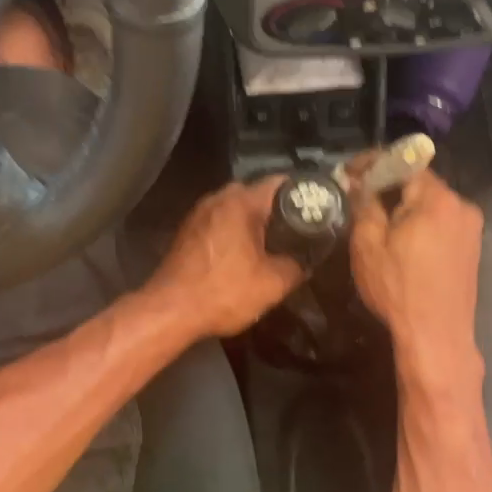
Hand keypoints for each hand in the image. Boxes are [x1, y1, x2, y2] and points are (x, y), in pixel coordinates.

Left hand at [146, 177, 306, 337]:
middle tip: (302, 230)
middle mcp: (218, 197)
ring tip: (278, 243)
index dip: (304, 194)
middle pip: (258, 194)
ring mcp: (200, 211)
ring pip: (238, 207)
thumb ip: (297, 266)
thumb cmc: (223, 291)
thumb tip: (307, 259)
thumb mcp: (272, 284)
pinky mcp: (189, 228)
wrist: (171, 309)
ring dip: (256, 222)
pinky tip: (247, 252)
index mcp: (240, 201)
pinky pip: (221, 220)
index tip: (320, 209)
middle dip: (280, 210)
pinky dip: (236, 230)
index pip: (281, 182)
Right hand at [348, 167, 485, 388]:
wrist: (436, 336)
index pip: (404, 163)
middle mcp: (461, 207)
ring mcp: (470, 228)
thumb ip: (364, 204)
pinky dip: (417, 221)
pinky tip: (398, 238)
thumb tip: (357, 182)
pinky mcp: (471, 247)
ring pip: (429, 202)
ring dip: (402, 204)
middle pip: (418, 182)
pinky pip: (439, 221)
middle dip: (386, 184)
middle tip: (356, 195)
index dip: (373, 162)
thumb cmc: (398, 288)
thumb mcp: (368, 244)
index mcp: (437, 200)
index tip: (348, 172)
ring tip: (374, 218)